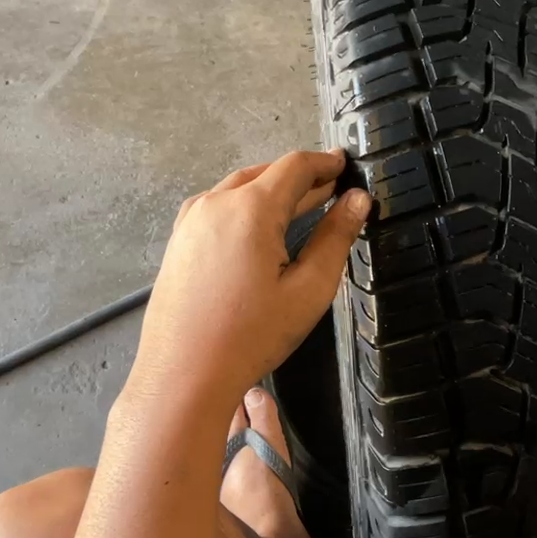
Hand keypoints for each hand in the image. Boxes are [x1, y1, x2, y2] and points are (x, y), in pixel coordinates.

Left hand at [128, 149, 369, 407]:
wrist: (184, 374)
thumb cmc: (251, 336)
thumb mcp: (309, 289)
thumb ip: (336, 238)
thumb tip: (357, 201)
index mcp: (251, 209)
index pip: (295, 167)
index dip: (325, 163)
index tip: (345, 164)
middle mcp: (216, 203)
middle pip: (266, 173)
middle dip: (301, 178)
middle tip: (332, 186)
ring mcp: (191, 221)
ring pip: (239, 188)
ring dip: (273, 190)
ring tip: (301, 205)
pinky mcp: (179, 241)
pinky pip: (219, 207)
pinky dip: (247, 206)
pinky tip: (261, 228)